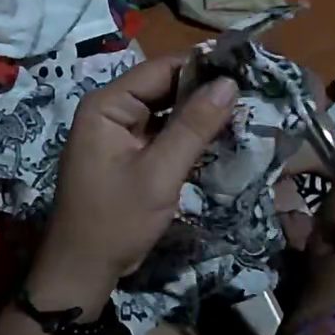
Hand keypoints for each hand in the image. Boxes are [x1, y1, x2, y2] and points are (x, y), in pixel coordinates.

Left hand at [29, 56, 237, 314]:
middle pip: (164, 87)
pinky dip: (189, 134)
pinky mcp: (130, 153)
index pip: (161, 69)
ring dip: (200, 112)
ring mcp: (120, 133)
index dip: (203, 66)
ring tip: (244, 109)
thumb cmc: (116, 220)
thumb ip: (194, 127)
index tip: (245, 67)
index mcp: (107, 105)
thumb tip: (230, 83)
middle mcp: (111, 110)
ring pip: (167, 110)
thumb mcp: (159, 173)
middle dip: (205, 90)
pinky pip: (163, 133)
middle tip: (251, 90)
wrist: (84, 269)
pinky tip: (220, 135)